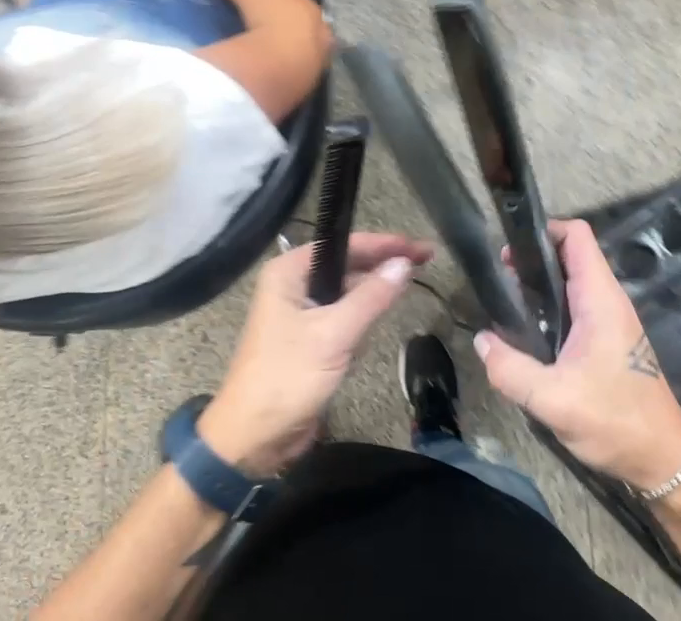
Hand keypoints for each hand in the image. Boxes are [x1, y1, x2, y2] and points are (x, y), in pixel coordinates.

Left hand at [199, 233, 432, 475]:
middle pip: (346, 264)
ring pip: (346, 292)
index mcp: (288, 272)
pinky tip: (383, 318)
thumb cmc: (287, 377)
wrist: (254, 437)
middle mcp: (292, 285)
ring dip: (373, 291)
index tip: (420, 246)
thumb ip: (371, 297)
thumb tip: (404, 263)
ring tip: (413, 281)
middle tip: (427, 260)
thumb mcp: (333, 334)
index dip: (383, 243)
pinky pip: (343, 318)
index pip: (342, 244)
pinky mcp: (309, 340)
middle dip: (383, 264)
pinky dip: (363, 318)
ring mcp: (300, 313)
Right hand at [473, 220, 680, 491]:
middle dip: (532, 261)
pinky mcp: (608, 343)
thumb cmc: (615, 422)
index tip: (508, 249)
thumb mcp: (552, 400)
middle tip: (498, 282)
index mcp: (600, 301)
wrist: (664, 460)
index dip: (543, 230)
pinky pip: (574, 310)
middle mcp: (608, 303)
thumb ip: (510, 369)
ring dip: (538, 288)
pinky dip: (549, 311)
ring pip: (570, 285)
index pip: (576, 237)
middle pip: (570, 257)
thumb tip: (482, 342)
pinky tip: (527, 337)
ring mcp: (610, 323)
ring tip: (506, 308)